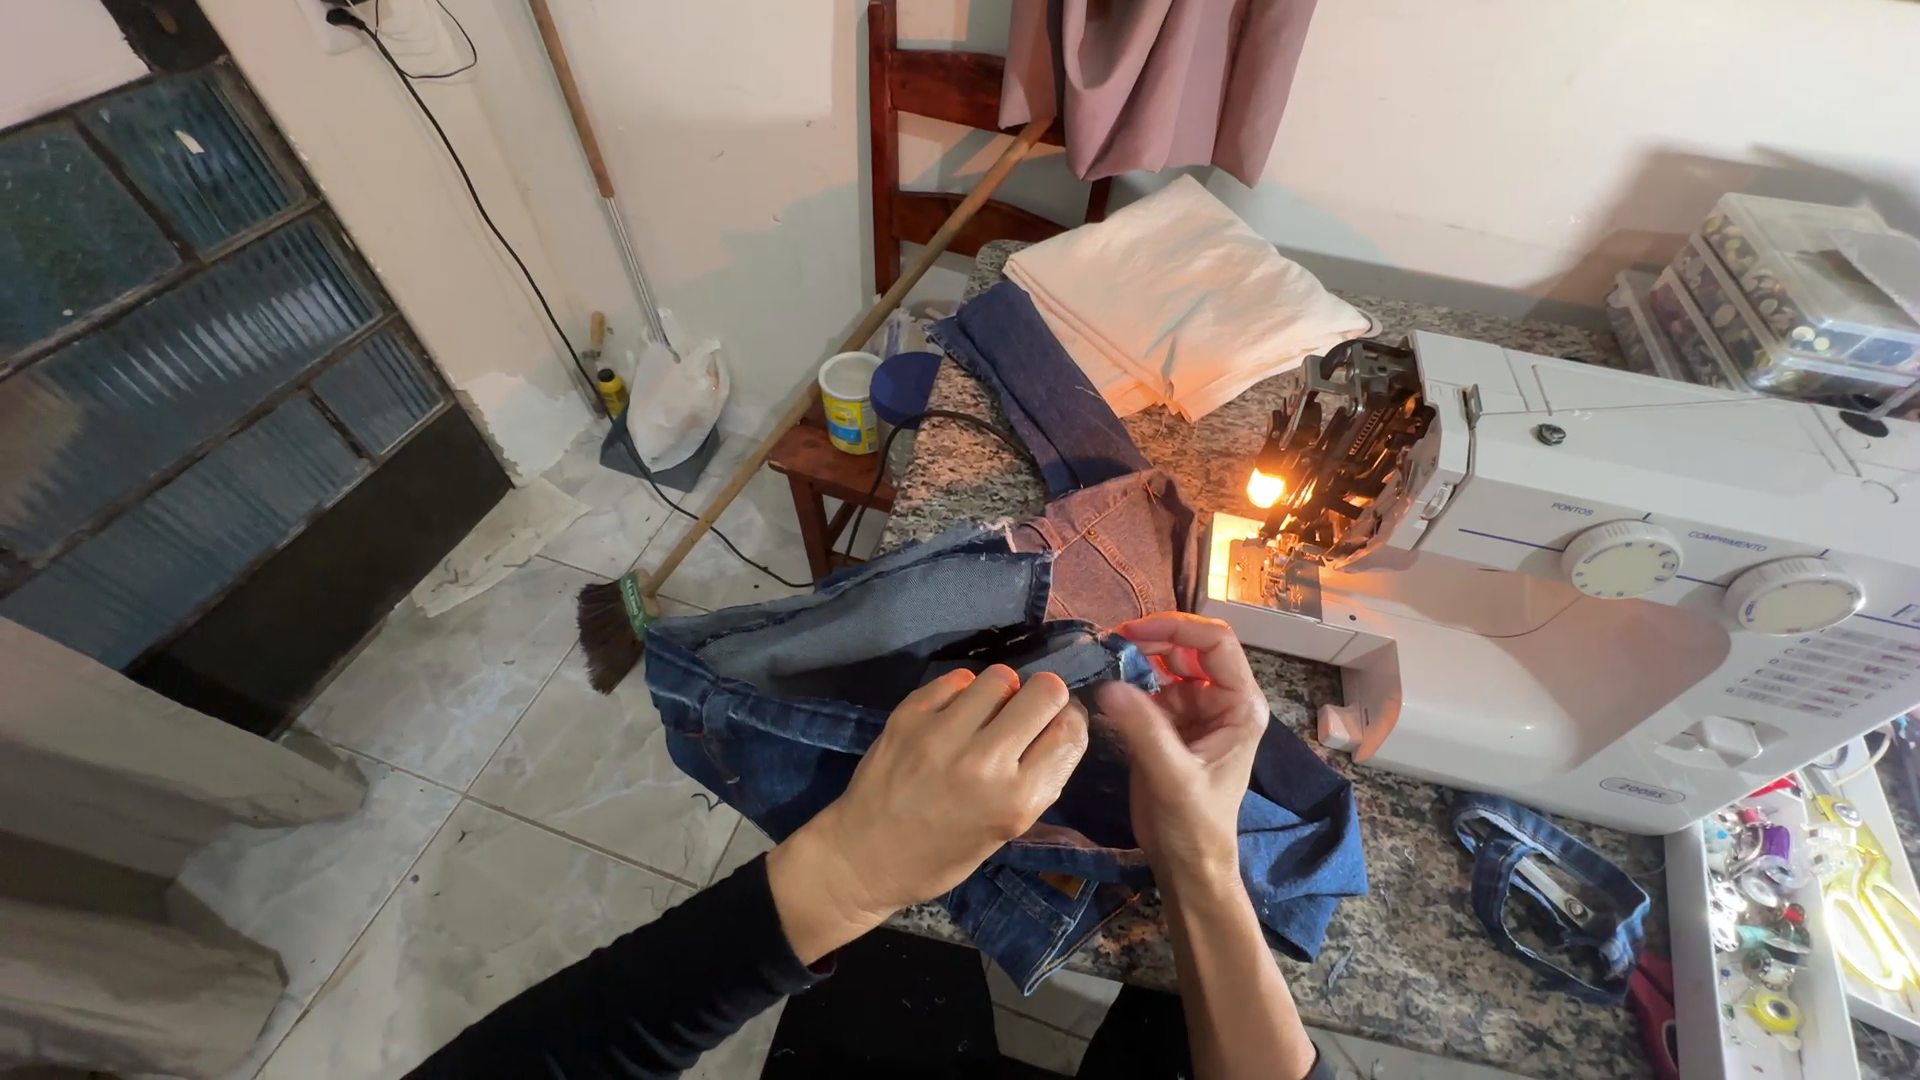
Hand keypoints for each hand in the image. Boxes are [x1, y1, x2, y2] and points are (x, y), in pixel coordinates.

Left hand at [766, 665, 1088, 961]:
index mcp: (1016, 800)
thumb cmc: (940, 856)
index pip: (1070, 731)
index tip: (1057, 721)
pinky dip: (962, 691)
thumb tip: (1059, 723)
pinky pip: (957, 679)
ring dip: (1001, 691)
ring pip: (1001, 676)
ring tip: (986, 712)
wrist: (863, 856)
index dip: (1070, 719)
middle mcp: (984, 762)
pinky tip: (953, 714)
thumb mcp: (1005, 832)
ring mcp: (943, 733)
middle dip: (1043, 697)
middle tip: (1026, 711)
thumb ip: (1036, 779)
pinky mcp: (910, 714)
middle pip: (1045, 691)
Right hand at [1097, 614, 1266, 894]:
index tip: (1133, 631)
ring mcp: (1196, 711)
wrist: (1185, 864)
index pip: (1216, 643)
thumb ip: (1143, 729)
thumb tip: (1108, 684)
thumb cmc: (1194, 824)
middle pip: (1190, 647)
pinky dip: (1129, 681)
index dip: (1177, 627)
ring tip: (1105, 658)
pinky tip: (1107, 684)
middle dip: (1153, 638)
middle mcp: (1222, 701)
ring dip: (1139, 657)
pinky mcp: (1171, 724)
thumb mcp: (1172, 777)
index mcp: (1240, 706)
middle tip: (1110, 642)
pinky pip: (1149, 688)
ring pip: (1167, 664)